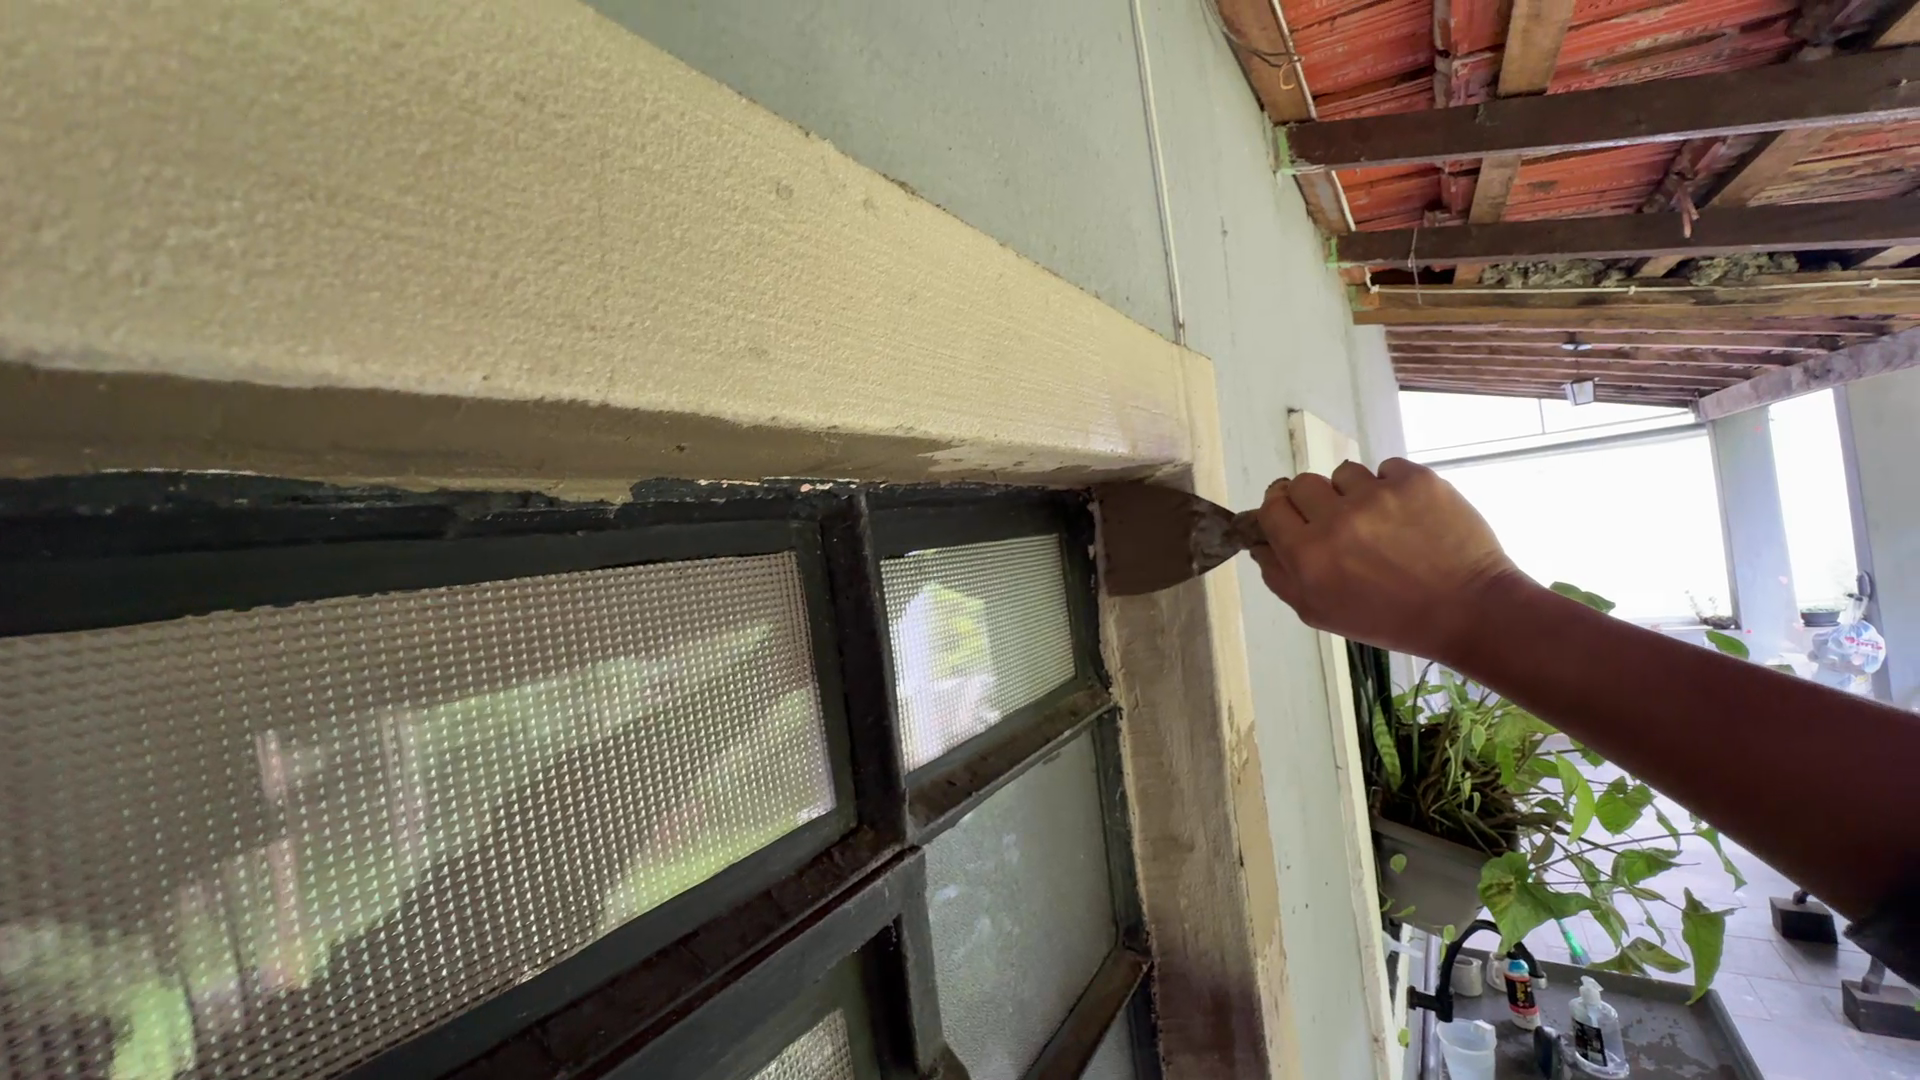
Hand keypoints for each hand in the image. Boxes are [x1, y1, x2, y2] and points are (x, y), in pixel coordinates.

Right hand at [1250, 457, 1532, 660]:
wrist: (1469, 610)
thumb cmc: (1387, 619)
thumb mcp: (1318, 612)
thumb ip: (1279, 576)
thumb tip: (1259, 543)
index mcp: (1307, 555)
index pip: (1271, 507)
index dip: (1280, 509)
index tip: (1294, 516)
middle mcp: (1336, 520)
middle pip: (1301, 483)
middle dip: (1314, 500)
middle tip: (1337, 522)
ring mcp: (1377, 496)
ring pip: (1343, 473)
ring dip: (1353, 492)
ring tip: (1378, 520)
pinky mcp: (1415, 480)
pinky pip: (1385, 468)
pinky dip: (1391, 486)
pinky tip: (1406, 514)